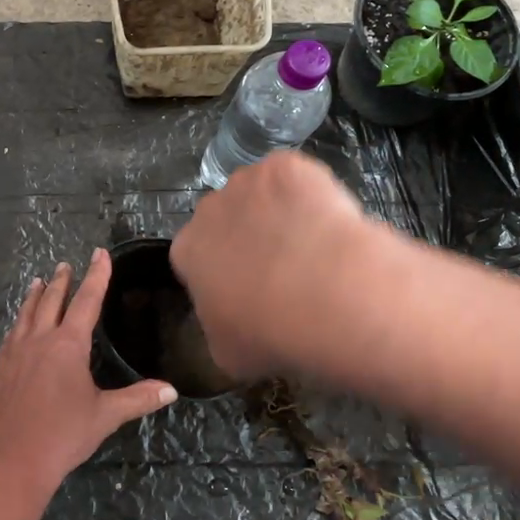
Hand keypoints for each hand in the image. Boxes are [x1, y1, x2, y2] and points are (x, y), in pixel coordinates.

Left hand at [0, 249, 177, 489]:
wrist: (14, 458)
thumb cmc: (64, 435)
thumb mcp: (105, 415)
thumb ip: (138, 399)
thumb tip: (171, 390)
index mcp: (68, 345)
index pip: (87, 301)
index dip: (96, 275)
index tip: (100, 254)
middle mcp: (41, 339)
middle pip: (52, 300)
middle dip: (63, 280)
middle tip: (66, 264)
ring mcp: (16, 351)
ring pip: (27, 313)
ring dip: (36, 294)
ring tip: (39, 281)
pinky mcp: (1, 366)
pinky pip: (12, 332)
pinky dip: (19, 319)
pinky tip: (19, 323)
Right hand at [172, 151, 406, 377]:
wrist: (331, 294)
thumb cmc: (273, 332)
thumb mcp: (229, 353)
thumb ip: (218, 328)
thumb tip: (229, 322)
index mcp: (187, 250)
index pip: (196, 255)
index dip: (222, 270)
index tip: (247, 289)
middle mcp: (208, 208)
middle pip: (225, 218)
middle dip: (247, 236)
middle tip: (282, 269)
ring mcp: (248, 181)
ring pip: (261, 194)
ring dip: (278, 211)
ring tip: (313, 246)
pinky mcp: (288, 166)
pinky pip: (295, 177)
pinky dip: (310, 193)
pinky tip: (329, 223)